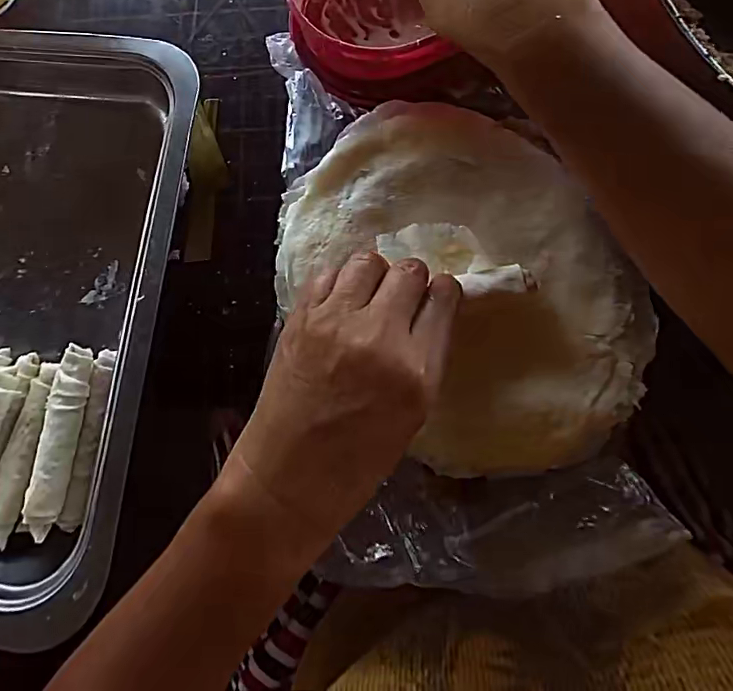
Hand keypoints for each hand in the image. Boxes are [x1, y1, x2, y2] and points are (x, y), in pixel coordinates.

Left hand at [221, 252, 459, 552]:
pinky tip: (340, 301)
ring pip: (366, 262)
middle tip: (404, 293)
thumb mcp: (412, 413)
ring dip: (375, 273)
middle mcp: (377, 336)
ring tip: (370, 293)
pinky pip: (328, 275)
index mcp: (415, 371)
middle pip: (408, 272)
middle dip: (412, 278)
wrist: (289, 471)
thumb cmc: (357, 458)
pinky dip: (339, 281)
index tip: (438, 293)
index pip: (442, 300)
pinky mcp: (301, 317)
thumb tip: (426, 313)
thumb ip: (422, 358)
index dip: (443, 292)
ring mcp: (333, 322)